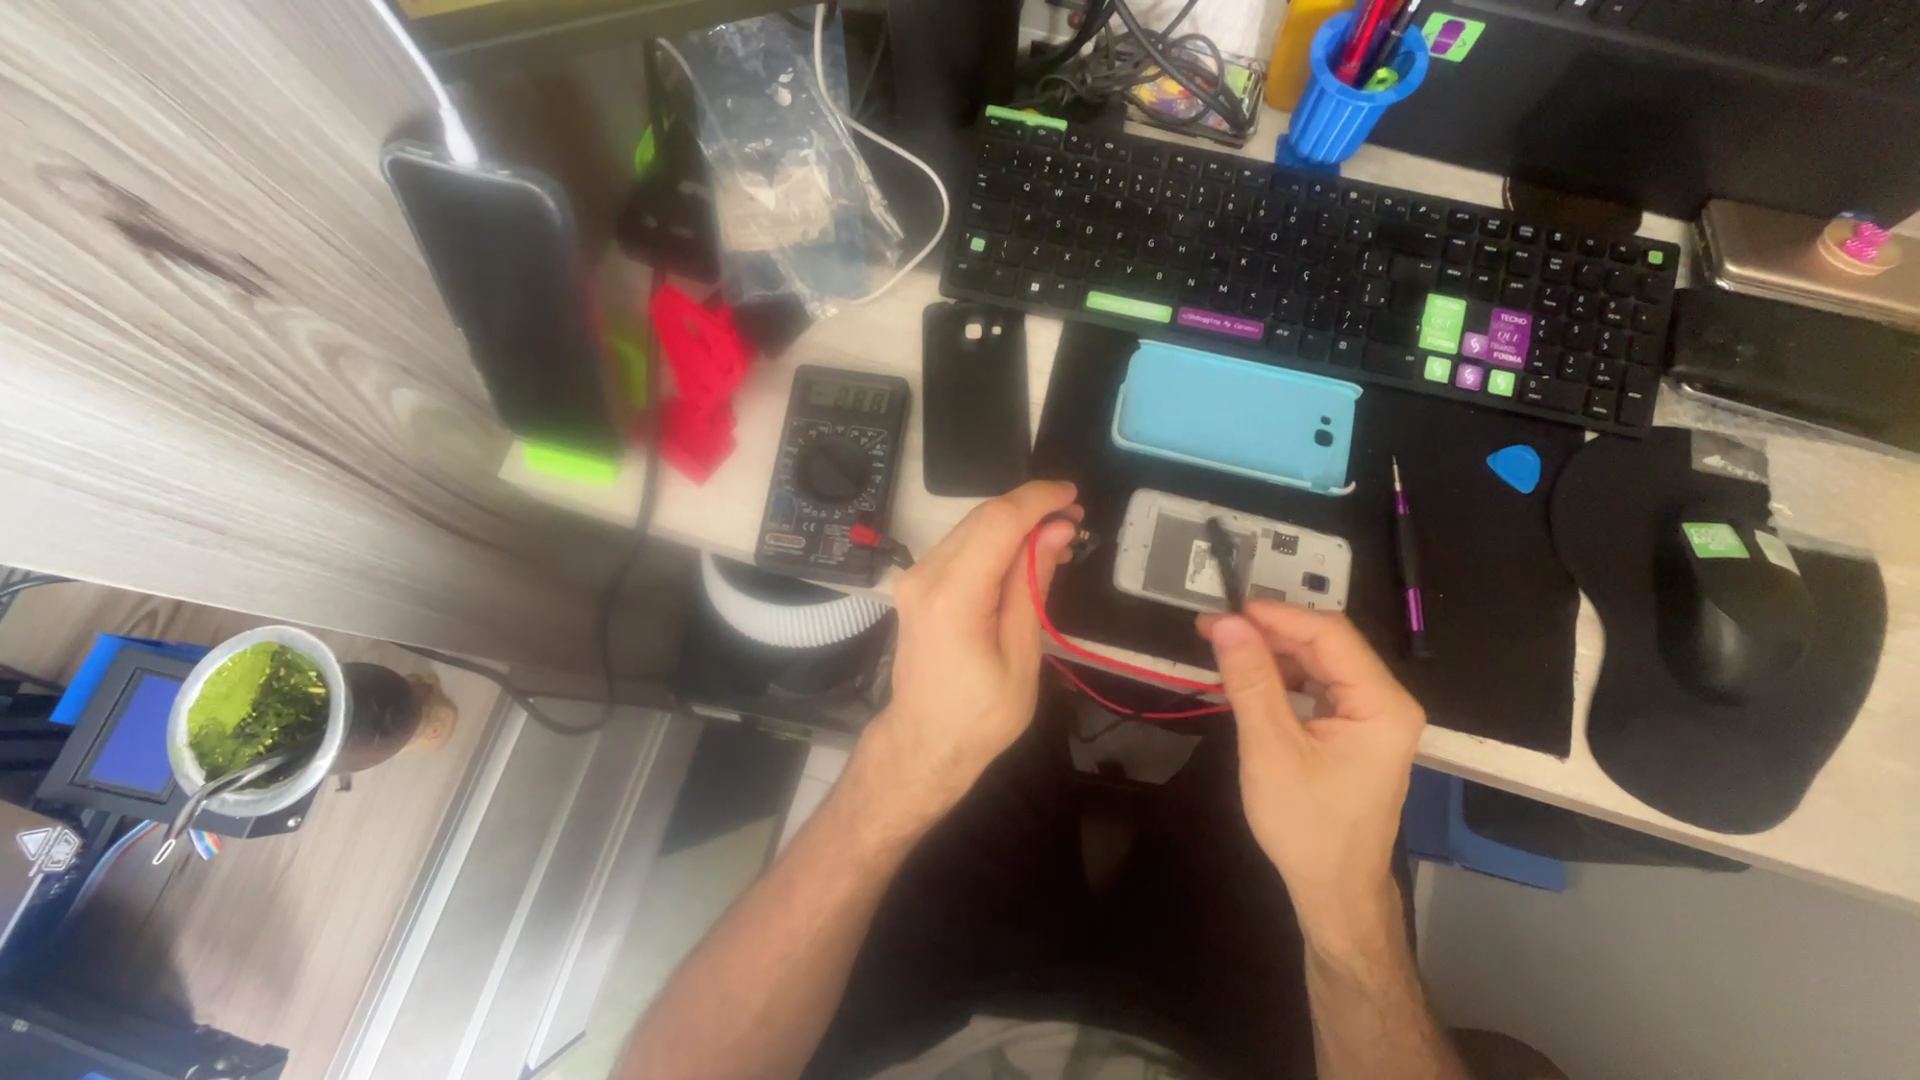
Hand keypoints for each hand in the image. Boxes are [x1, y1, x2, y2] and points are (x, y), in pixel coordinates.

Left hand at [862, 481, 1080, 821]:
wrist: (924, 743)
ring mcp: (914, 579)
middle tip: (1074, 519)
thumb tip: (1056, 531)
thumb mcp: (1022, 655)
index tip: (1073, 496)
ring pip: (970, 527)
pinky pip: (959, 546)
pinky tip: (1023, 555)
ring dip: (1014, 524)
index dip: (1038, 500)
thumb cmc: (980, 714)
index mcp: (953, 597)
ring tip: (1057, 538)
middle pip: (982, 517)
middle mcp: (925, 577)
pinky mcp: (916, 586)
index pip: (998, 522)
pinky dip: (994, 542)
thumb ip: (1034, 585)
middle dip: (1030, 509)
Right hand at [1197, 602, 1425, 945]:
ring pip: (1319, 662)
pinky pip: (1317, 685)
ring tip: (1223, 647)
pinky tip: (1250, 676)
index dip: (1276, 616)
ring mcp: (1372, 715)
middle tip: (1214, 629)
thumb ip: (1250, 681)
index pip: (1330, 635)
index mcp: (1382, 704)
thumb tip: (1226, 624)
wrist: (1333, 889)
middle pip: (1326, 644)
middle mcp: (1385, 701)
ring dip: (1272, 652)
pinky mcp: (1354, 728)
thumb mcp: (1271, 749)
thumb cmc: (1306, 825)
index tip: (1224, 613)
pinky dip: (1282, 676)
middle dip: (1270, 632)